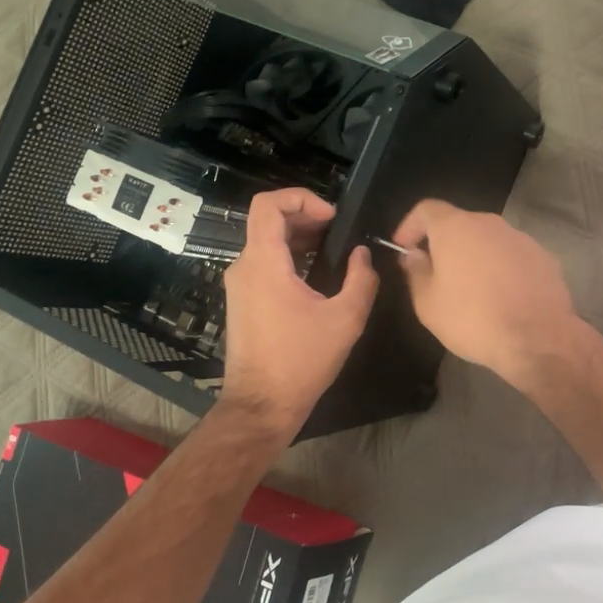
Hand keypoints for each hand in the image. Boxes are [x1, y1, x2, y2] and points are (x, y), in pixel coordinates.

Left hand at [217, 190, 377, 442]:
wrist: (263, 404)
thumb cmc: (302, 360)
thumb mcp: (346, 318)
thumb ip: (362, 279)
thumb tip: (363, 254)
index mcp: (264, 264)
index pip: (267, 205)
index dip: (300, 198)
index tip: (331, 217)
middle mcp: (244, 268)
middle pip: (268, 221)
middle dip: (305, 217)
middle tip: (339, 231)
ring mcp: (239, 286)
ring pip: (265, 243)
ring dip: (299, 239)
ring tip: (333, 252)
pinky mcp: (243, 302)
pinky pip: (264, 265)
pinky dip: (290, 258)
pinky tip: (316, 277)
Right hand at [391, 200, 578, 385]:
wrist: (537, 337)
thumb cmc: (473, 319)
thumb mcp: (428, 303)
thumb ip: (416, 272)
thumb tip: (414, 255)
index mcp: (456, 227)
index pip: (426, 209)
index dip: (410, 225)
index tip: (403, 248)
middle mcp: (490, 223)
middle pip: (460, 224)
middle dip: (444, 245)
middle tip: (436, 275)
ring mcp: (520, 238)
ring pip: (488, 241)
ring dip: (475, 258)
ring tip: (471, 291)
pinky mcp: (543, 256)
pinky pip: (512, 257)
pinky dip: (502, 270)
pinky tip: (502, 298)